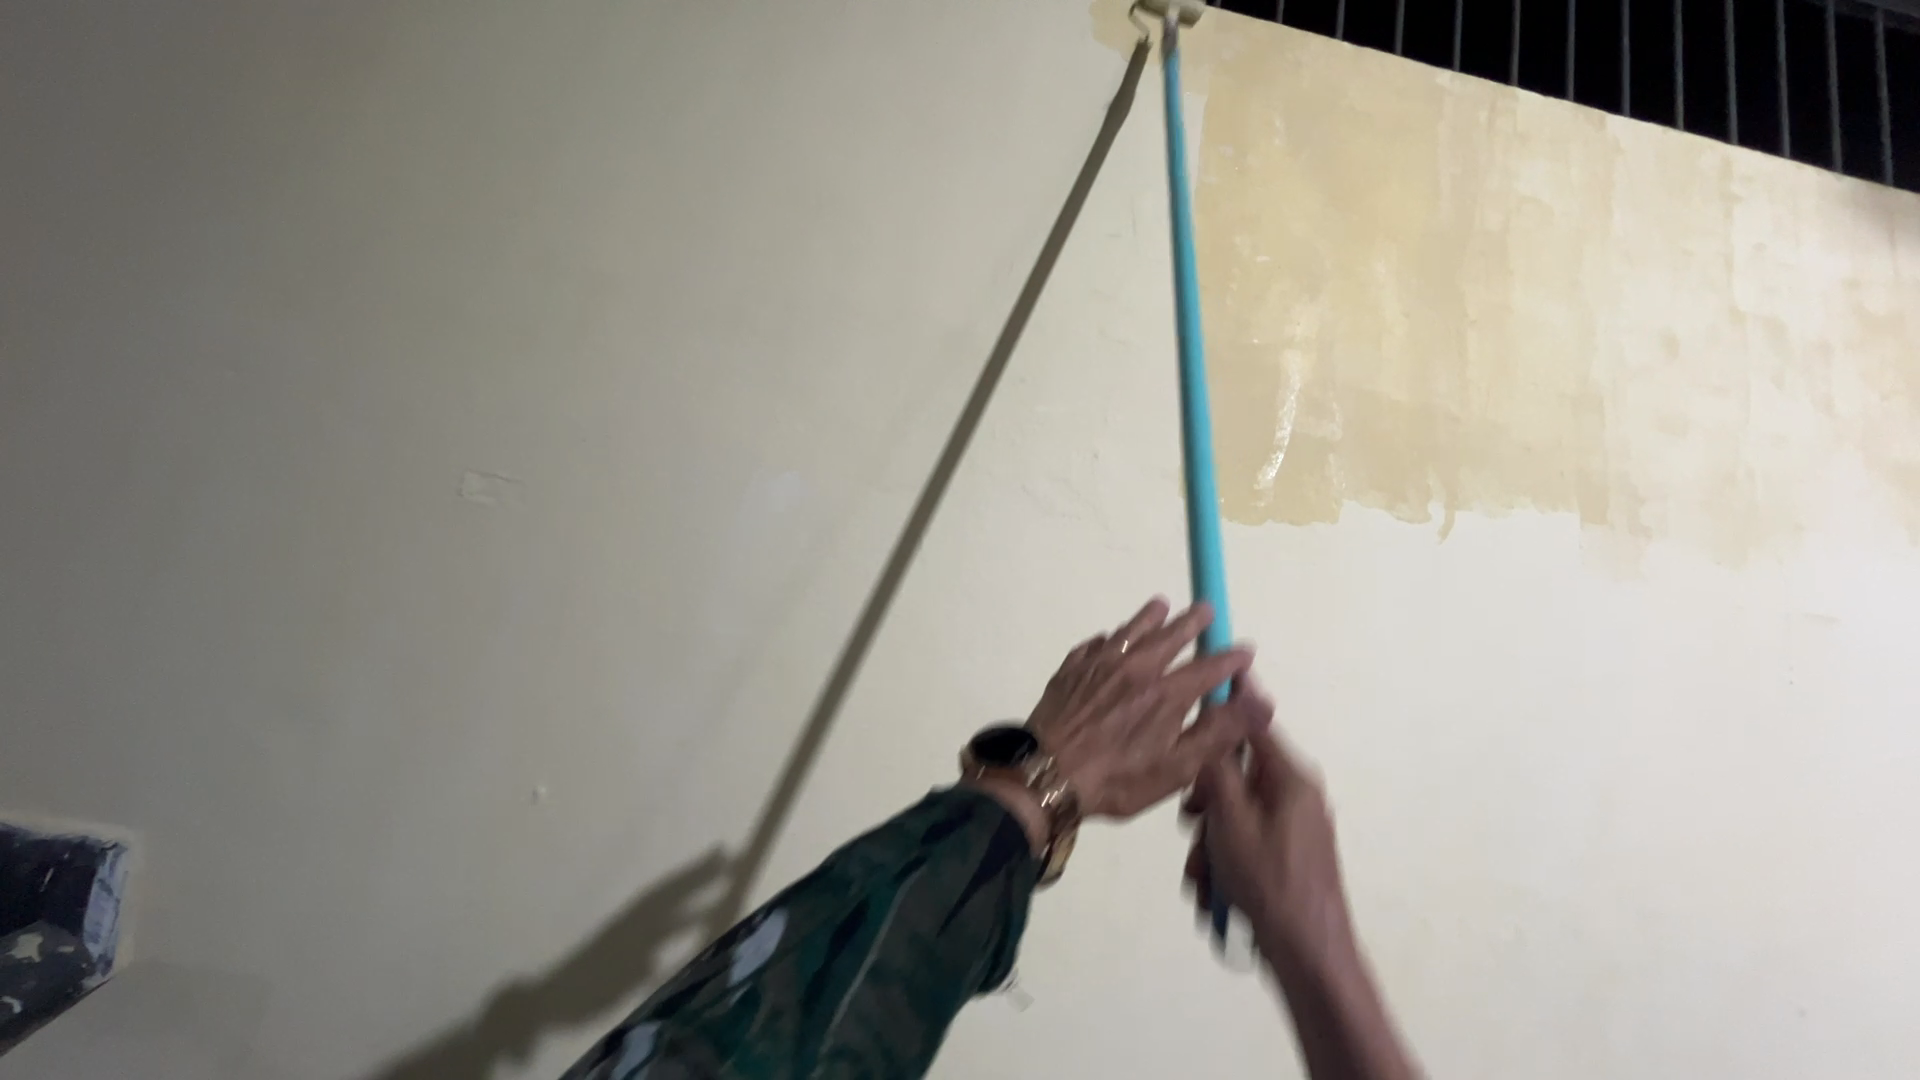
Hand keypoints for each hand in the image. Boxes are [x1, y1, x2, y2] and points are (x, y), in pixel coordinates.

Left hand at [1026, 597, 1257, 820]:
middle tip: (1205, 609)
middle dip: (1191, 622)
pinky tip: (1108, 639)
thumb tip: (1259, 702)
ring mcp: (1099, 665)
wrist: (1048, 773)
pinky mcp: (1071, 668)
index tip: (1244, 650)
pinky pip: (1095, 645)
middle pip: (1169, 636)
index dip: (1230, 659)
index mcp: (1166, 694)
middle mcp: (1136, 669)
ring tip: (1160, 605)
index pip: (1208, 668)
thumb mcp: (1177, 768)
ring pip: (1129, 631)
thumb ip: (1217, 732)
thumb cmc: (1118, 779)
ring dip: (1148, 617)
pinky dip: (1108, 639)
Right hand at [1183, 677, 1353, 967]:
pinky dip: (1225, 858)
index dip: (1224, 701)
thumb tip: (1233, 705)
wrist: (1309, 956)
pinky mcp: (1289, 854)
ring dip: (1209, 838)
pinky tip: (1215, 889)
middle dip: (1205, 801)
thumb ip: (1220, 763)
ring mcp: (1294, 826)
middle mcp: (1294, 794)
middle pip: (1234, 772)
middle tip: (1192, 824)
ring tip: (1204, 873)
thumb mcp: (1229, 817)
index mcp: (1288, 778)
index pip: (1252, 721)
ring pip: (1233, 810)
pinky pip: (1244, 838)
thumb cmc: (1268, 879)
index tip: (1201, 676)